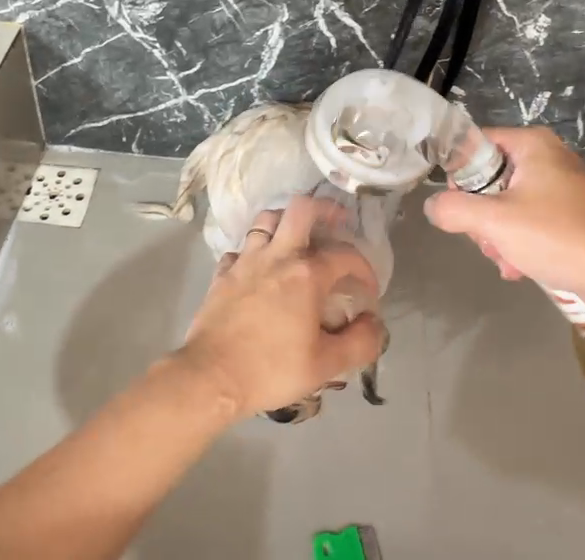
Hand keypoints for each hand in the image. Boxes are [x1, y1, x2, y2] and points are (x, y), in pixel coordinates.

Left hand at [173, 195, 385, 420]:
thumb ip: (359, 342)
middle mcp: (277, 256)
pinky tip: (259, 268)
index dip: (364, 269)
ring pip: (266, 220)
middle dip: (324, 208)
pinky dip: (253, 251)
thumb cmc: (271, 370)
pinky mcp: (223, 273)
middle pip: (301, 209)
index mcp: (307, 275)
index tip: (368, 290)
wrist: (211, 377)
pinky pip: (240, 249)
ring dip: (286, 222)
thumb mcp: (326, 365)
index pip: (346, 256)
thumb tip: (374, 323)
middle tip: (336, 222)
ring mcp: (246, 261)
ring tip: (297, 238)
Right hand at [425, 126, 584, 297]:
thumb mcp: (494, 222)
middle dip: (482, 216)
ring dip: (500, 235)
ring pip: (509, 203)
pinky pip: (532, 218)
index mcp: (532, 144)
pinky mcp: (574, 212)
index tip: (457, 206)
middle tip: (488, 241)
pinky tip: (522, 268)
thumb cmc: (557, 237)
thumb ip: (454, 209)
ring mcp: (564, 184)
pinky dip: (522, 241)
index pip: (475, 144)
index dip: (458, 175)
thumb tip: (432, 206)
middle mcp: (549, 156)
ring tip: (508, 262)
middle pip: (491, 177)